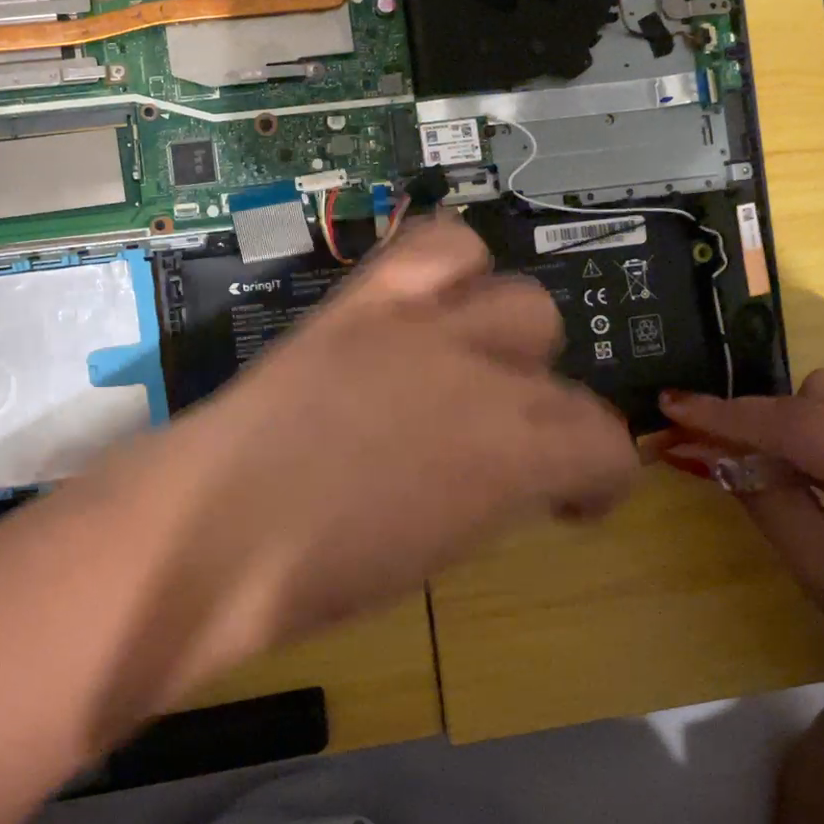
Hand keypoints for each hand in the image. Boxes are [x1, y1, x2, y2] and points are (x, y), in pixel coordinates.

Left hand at [158, 216, 640, 640]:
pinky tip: (430, 308)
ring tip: (464, 368)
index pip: (605, 445)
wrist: (217, 528)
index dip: (595, 479)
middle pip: (560, 372)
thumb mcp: (440, 549)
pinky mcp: (363, 302)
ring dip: (507, 340)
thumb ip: (492, 495)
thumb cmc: (323, 577)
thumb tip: (502, 473)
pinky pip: (436, 246)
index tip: (563, 504)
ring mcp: (421, 327)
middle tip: (497, 446)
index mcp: (513, 458)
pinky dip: (453, 269)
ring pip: (517, 299)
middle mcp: (483, 376)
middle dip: (545, 411)